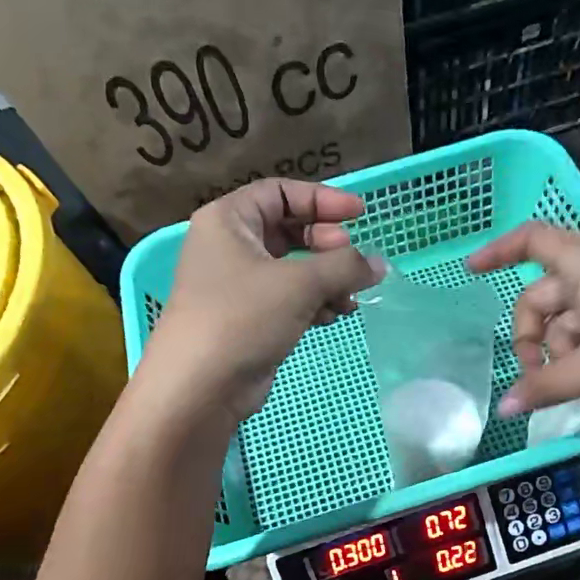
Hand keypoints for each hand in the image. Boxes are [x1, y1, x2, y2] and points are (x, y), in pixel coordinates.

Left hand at [139, 179, 378, 422]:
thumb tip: (379, 264)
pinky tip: (334, 317)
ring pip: (292, 270)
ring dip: (327, 280)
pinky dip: (313, 303)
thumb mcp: (299, 283)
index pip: (281, 193)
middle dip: (327, 246)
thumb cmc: (243, 318)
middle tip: (351, 263)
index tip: (360, 215)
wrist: (200, 386)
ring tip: (350, 300)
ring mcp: (237, 285)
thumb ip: (345, 266)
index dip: (323, 200)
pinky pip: (288, 299)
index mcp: (229, 220)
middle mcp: (230, 246)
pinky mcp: (248, 319)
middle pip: (289, 231)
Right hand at [465, 224, 579, 416]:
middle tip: (537, 377)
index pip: (532, 240)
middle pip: (545, 293)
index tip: (470, 271)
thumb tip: (504, 408)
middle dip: (532, 335)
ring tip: (576, 382)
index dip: (498, 251)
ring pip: (571, 316)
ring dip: (561, 349)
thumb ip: (549, 386)